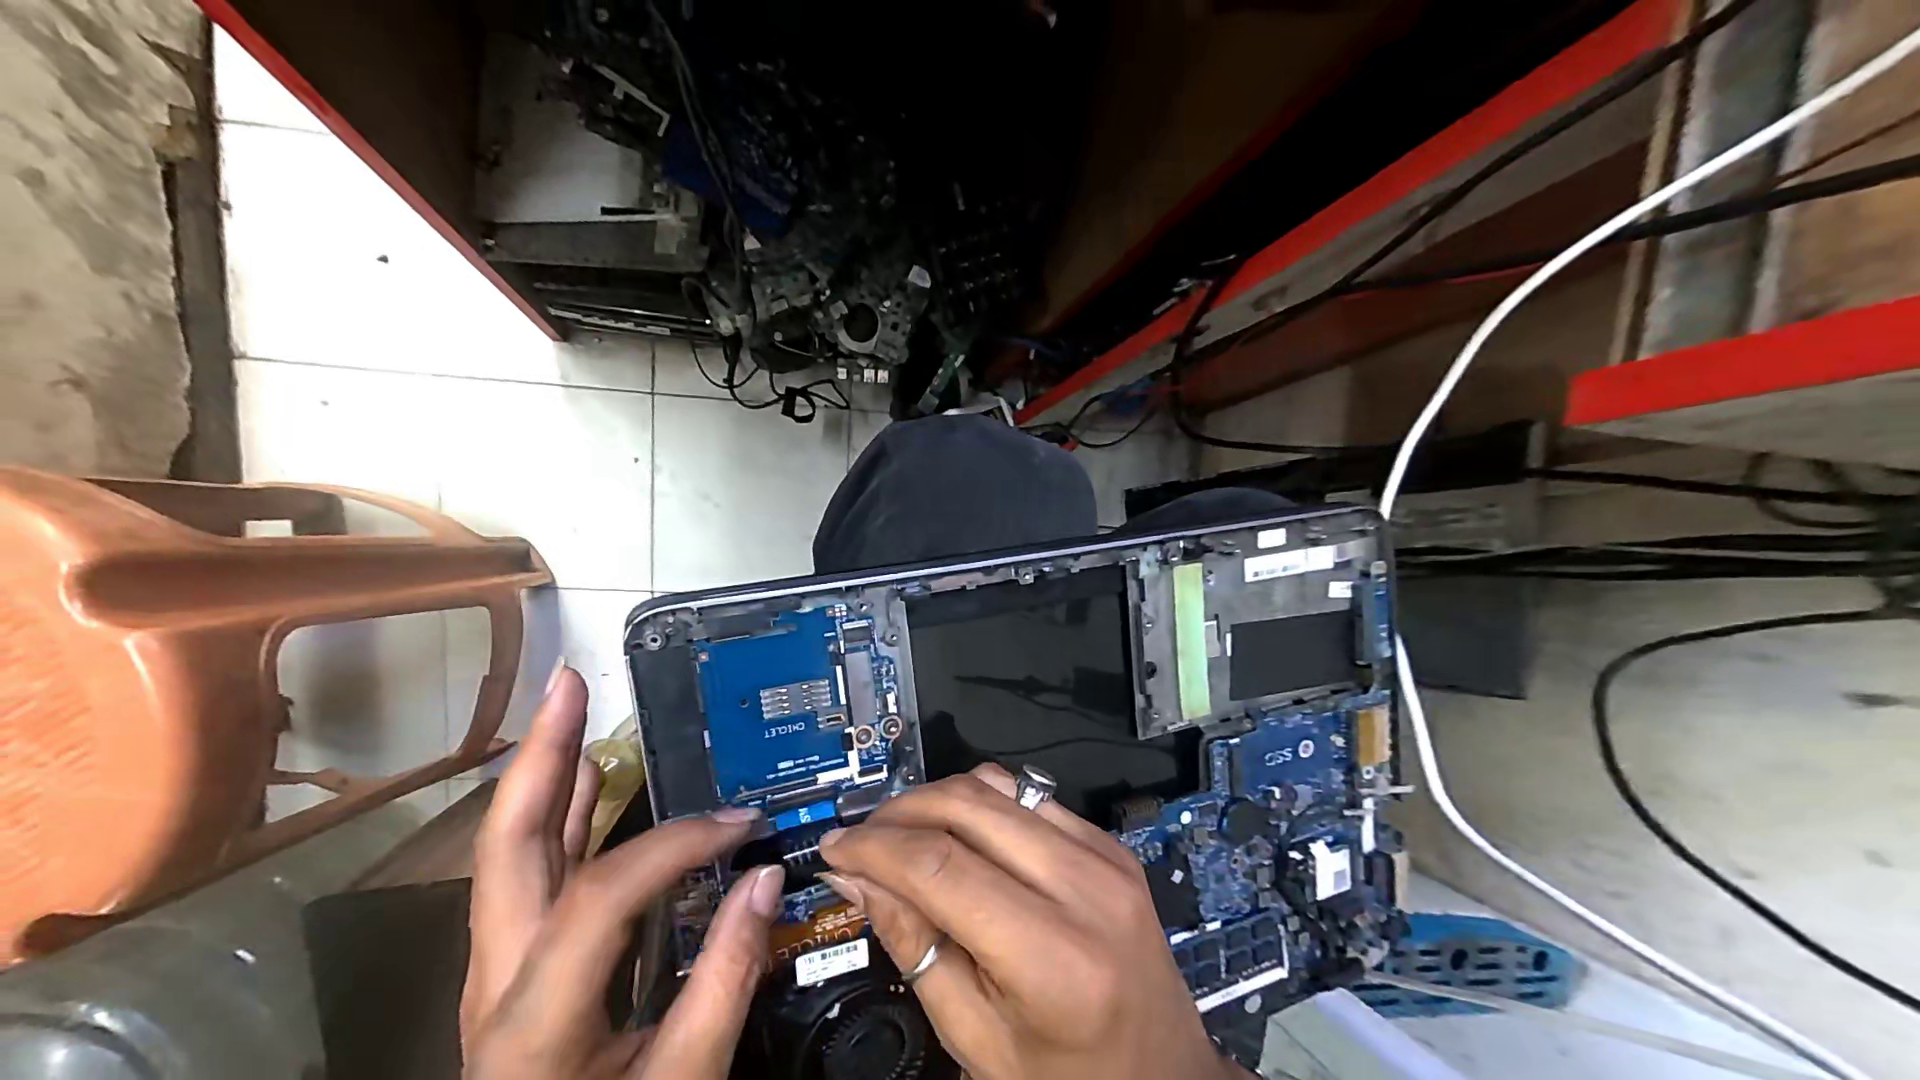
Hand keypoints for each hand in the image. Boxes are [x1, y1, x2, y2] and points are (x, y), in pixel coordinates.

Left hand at [462, 663, 784, 1078]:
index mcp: (534, 1015)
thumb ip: (727, 980)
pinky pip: (534, 872)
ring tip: (570, 709)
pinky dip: (560, 814)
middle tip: (568, 685)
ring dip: (544, 773)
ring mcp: (499, 968)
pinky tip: (584, 779)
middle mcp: (500, 975)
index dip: (679, 844)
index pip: (605, 893)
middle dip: (540, 753)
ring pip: (513, 851)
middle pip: (508, 844)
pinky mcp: (517, 966)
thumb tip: (766, 877)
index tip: (743, 824)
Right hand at [815, 764, 1236, 1079]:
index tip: (836, 849)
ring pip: (995, 786)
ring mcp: (1102, 855)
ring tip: (901, 833)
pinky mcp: (1107, 842)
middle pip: (966, 806)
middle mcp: (1085, 887)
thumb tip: (861, 878)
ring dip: (935, 798)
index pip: (941, 867)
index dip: (876, 848)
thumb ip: (915, 949)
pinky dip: (979, 802)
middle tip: (862, 839)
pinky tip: (957, 832)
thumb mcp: (977, 1040)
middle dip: (899, 812)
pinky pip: (1026, 794)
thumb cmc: (1067, 1078)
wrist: (1165, 1076)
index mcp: (1052, 956)